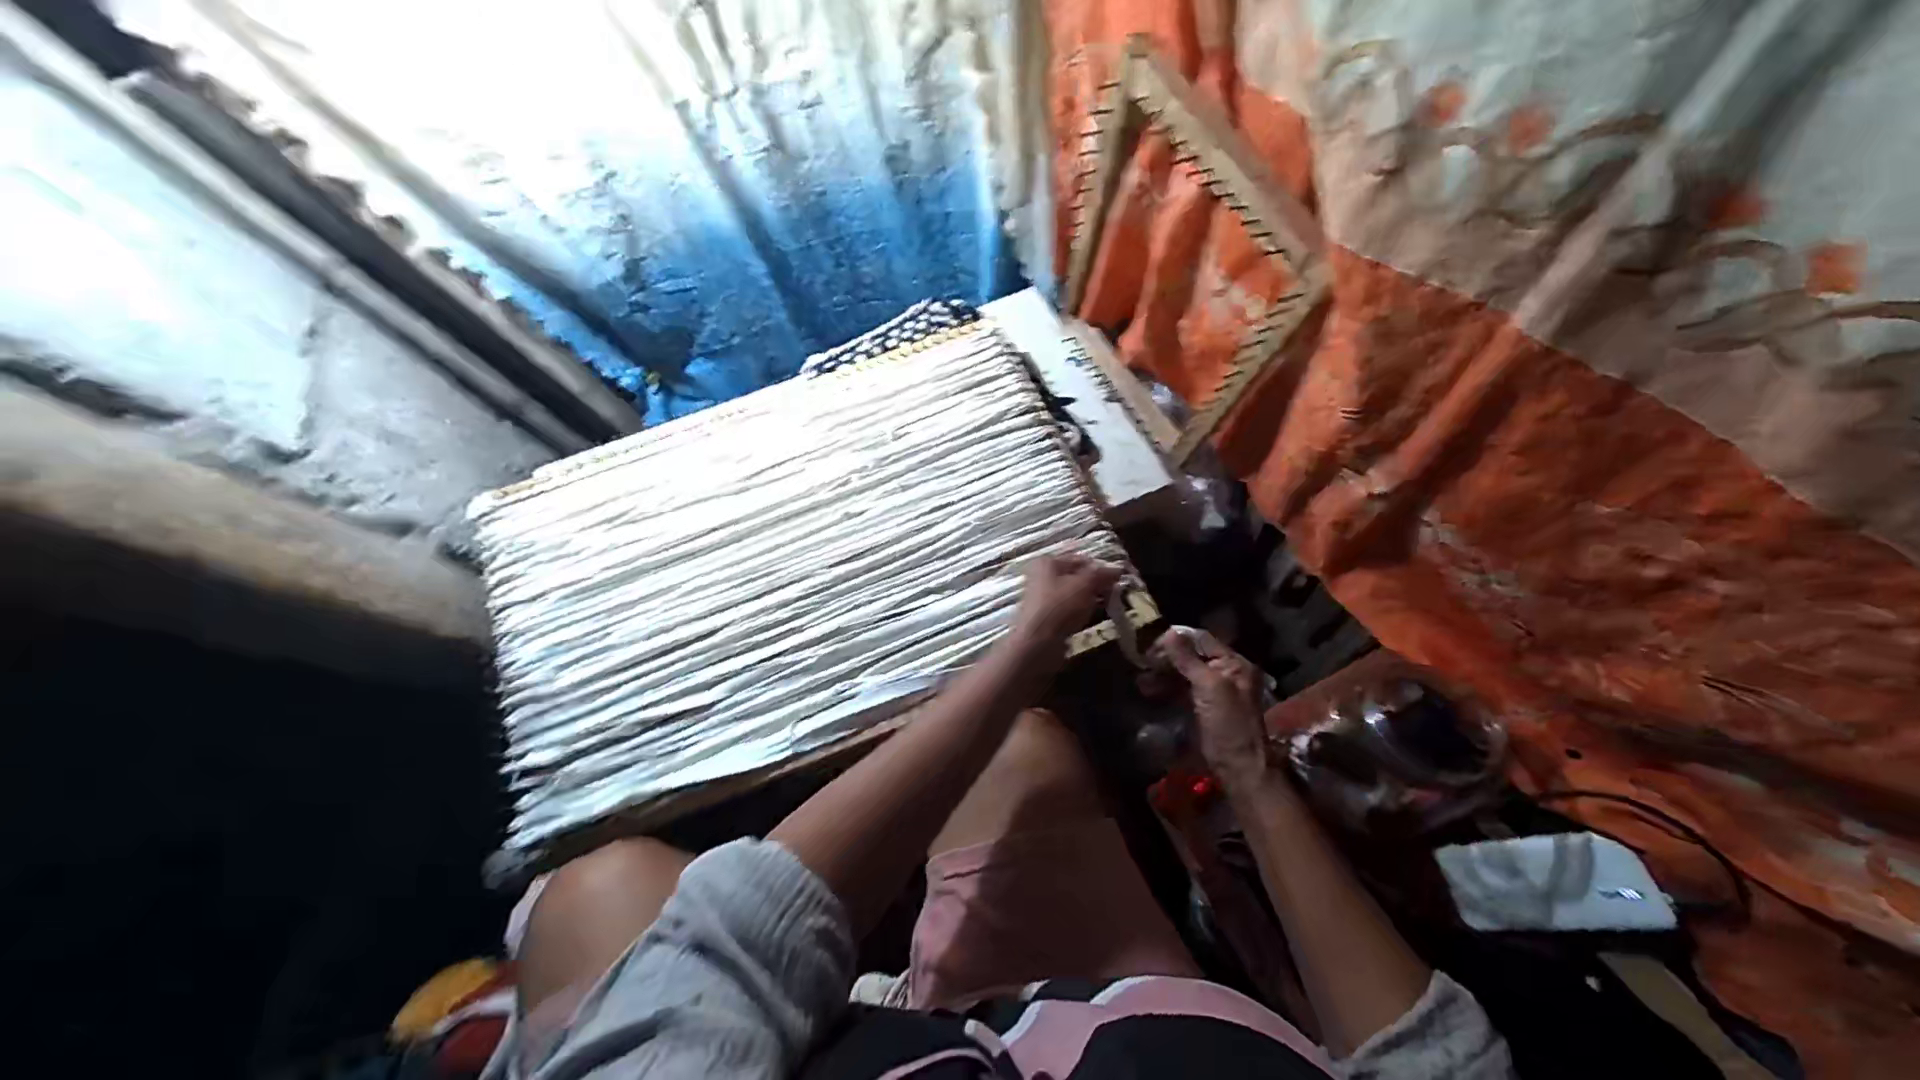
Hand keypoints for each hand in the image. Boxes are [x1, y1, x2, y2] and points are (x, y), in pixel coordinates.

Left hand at [1009, 554, 1121, 657]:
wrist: (1037, 643)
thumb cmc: (1060, 606)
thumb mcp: (1084, 584)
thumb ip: (1101, 574)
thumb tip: (1117, 569)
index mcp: (1047, 562)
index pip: (1080, 559)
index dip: (1100, 568)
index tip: (1117, 580)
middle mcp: (1041, 577)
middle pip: (1076, 577)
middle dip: (1096, 585)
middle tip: (1113, 594)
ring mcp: (1042, 599)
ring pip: (1073, 595)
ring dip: (1089, 600)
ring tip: (1105, 607)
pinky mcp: (1045, 618)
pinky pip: (1068, 611)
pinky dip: (1079, 613)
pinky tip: (1089, 619)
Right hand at [1152, 628, 1274, 790]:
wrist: (1238, 767)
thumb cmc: (1228, 725)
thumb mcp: (1210, 687)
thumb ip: (1188, 659)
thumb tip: (1168, 632)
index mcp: (1234, 664)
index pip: (1201, 641)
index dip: (1176, 642)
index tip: (1151, 648)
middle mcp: (1225, 674)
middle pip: (1190, 656)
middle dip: (1166, 659)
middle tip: (1143, 664)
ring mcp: (1213, 692)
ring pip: (1183, 674)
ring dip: (1161, 674)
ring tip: (1142, 680)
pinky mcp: (1201, 707)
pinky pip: (1181, 690)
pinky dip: (1165, 688)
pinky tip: (1148, 690)